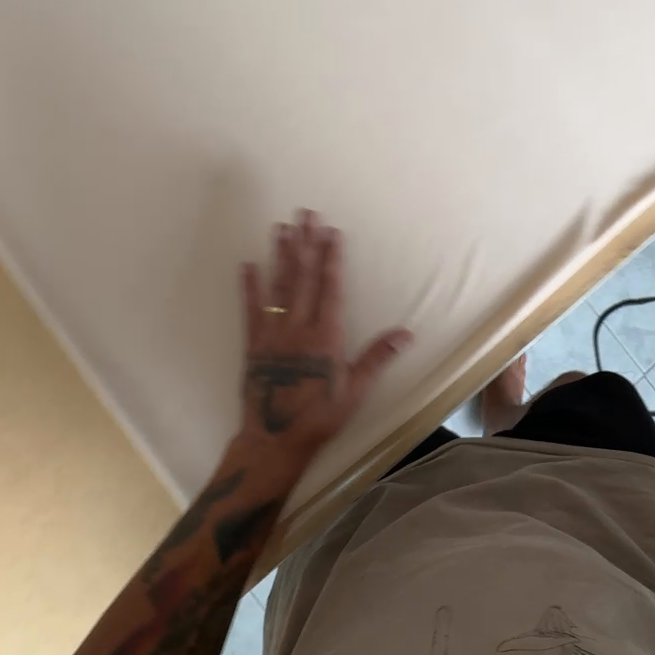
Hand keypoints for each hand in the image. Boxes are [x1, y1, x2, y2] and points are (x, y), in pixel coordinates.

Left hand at [236, 210, 412, 473]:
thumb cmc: (320, 417)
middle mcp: (298, 328)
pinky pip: (251, 310)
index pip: (329, 287)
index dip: (331, 258)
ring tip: (281, 227)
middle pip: (303, 278)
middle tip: (305, 214)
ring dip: (281, 256)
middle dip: (306, 244)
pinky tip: (247, 264)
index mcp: (325, 336)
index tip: (331, 232)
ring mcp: (273, 334)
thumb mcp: (355, 390)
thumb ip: (377, 357)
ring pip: (278, 287)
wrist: (275, 440)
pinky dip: (249, 287)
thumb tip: (406, 333)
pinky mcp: (253, 345)